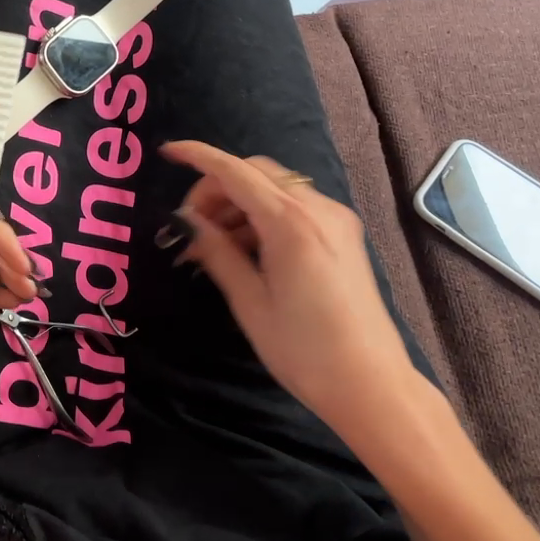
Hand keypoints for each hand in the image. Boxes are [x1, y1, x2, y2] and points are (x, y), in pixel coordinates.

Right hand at [161, 140, 421, 436]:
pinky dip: (262, 213)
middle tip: (191, 227)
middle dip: (216, 187)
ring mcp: (335, 220)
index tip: (166, 152)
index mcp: (291, 223)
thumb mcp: (250, 302)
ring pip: (274, 186)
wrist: (373, 387)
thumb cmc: (304, 350)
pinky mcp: (343, 235)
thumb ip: (217, 252)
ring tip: (213, 244)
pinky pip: (293, 205)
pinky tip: (246, 249)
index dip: (197, 156)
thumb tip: (187, 222)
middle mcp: (318, 209)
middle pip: (255, 172)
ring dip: (238, 202)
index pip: (234, 171)